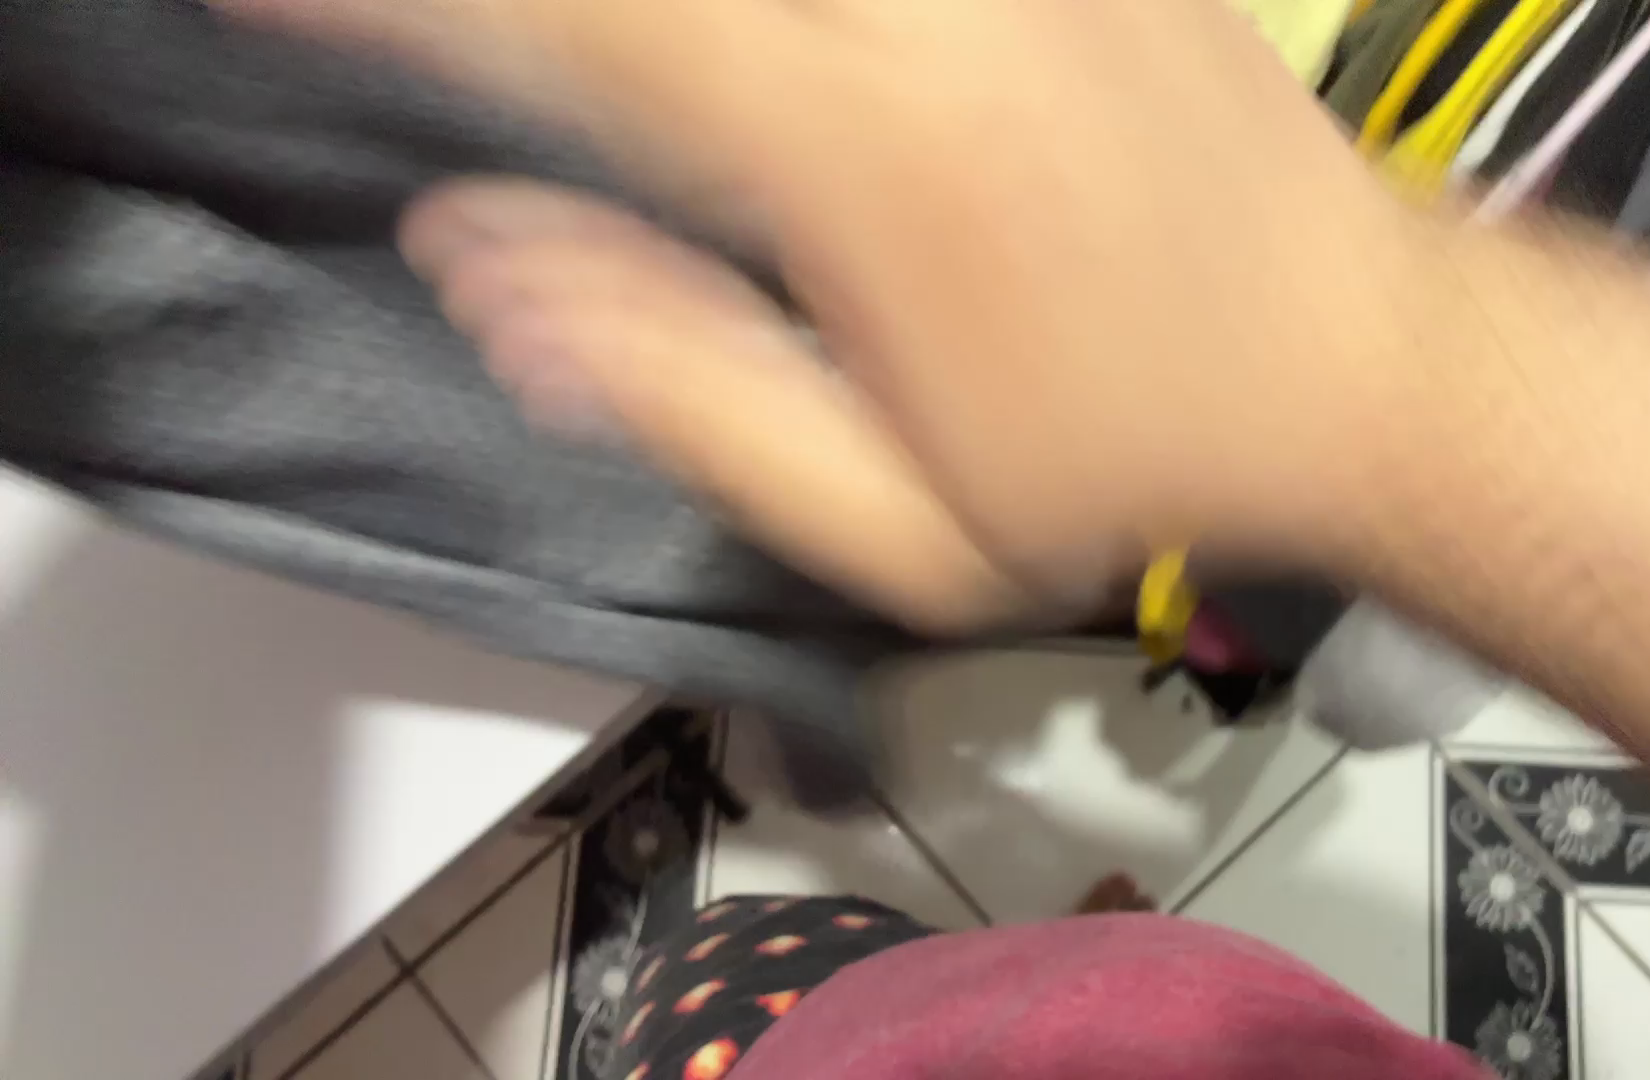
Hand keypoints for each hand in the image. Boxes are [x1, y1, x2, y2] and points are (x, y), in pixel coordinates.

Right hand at [217, 0, 1449, 632]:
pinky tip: (780, 70)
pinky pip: (905, 5)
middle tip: (439, 47)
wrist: (1338, 385)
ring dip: (667, 35)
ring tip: (611, 79)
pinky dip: (791, 38)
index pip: (558, 30)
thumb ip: (691, 403)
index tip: (281, 1)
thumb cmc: (1131, 474)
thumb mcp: (897, 523)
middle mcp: (923, 26)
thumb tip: (509, 297)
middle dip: (521, 21)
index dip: (390, 8)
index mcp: (847, 170)